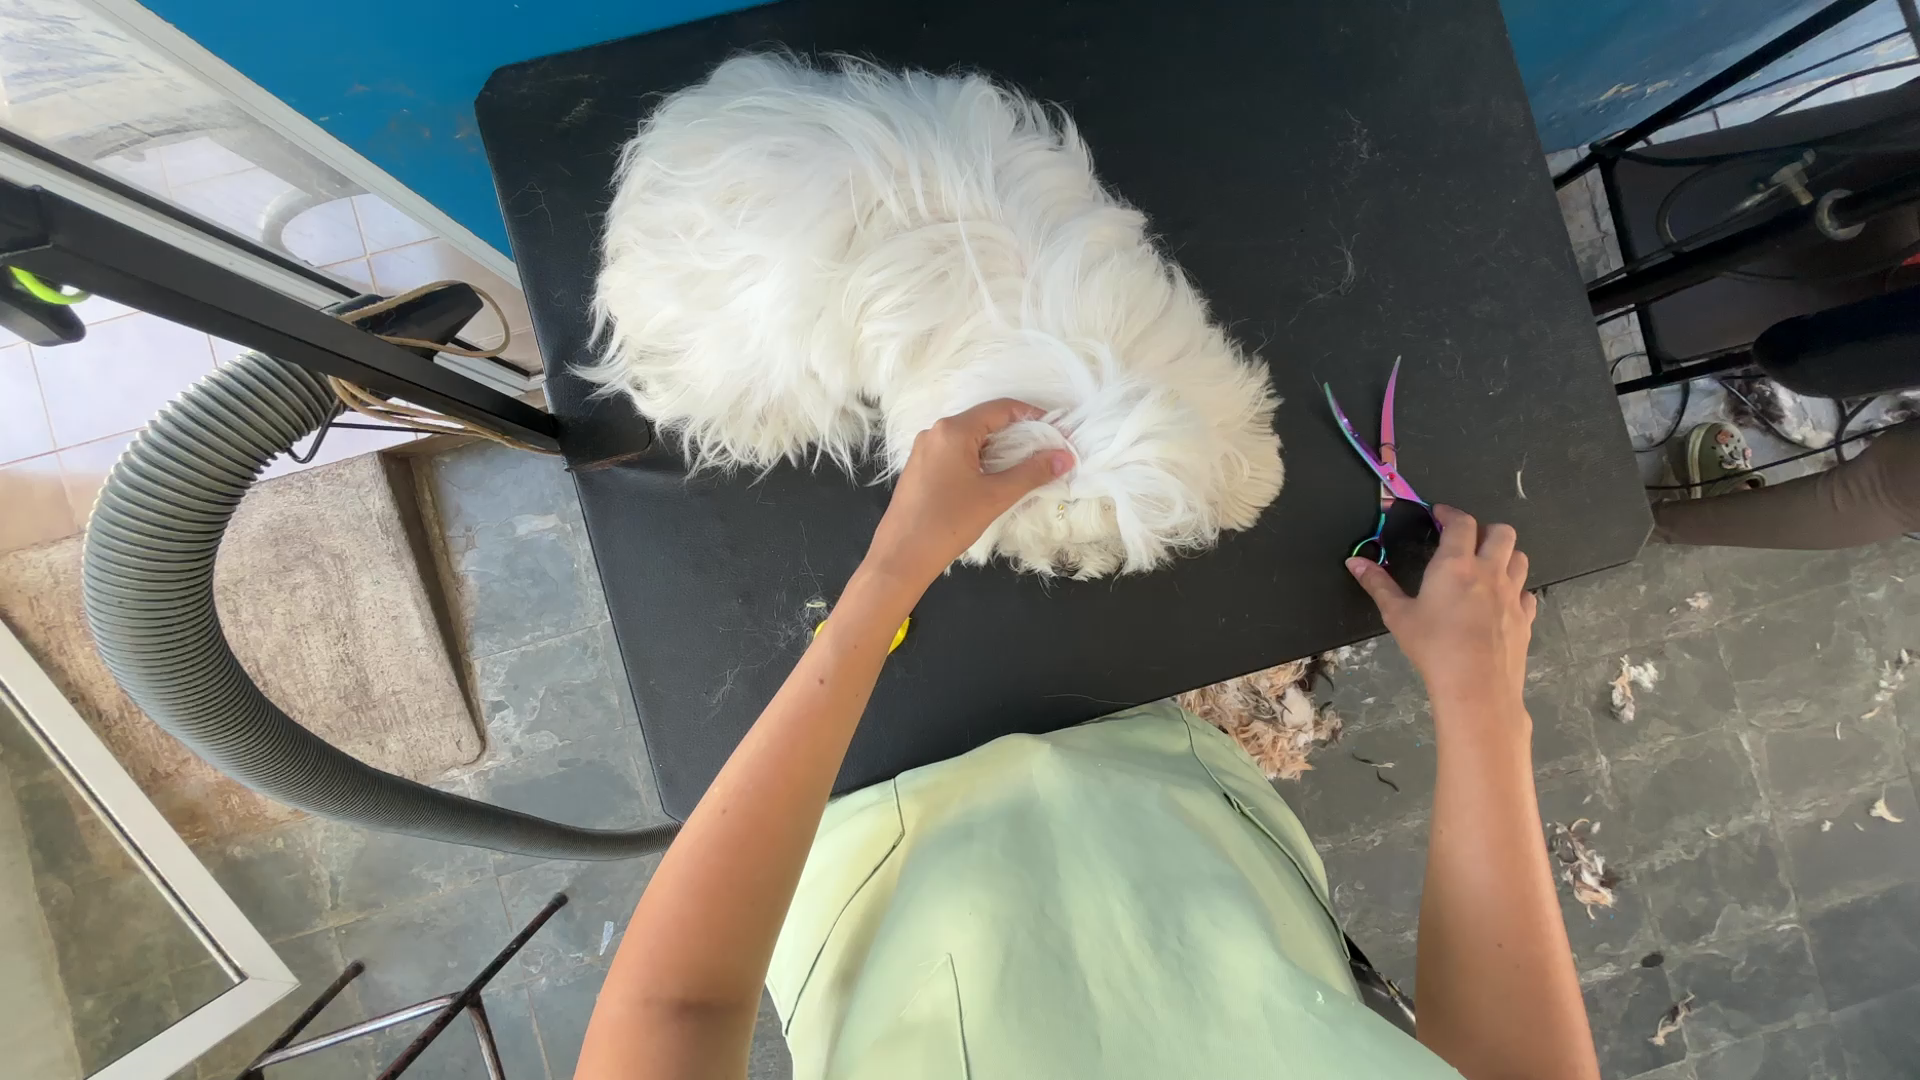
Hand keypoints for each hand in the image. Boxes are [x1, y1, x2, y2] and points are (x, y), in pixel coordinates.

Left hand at [864, 399, 1073, 585]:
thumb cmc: (949, 522)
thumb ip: (1032, 473)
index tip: (1056, 431)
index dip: (1032, 416)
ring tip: (1025, 465)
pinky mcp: (920, 468)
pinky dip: (979, 459)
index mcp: (953, 430)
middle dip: (1018, 433)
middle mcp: (935, 432)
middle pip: (985, 421)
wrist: (902, 555)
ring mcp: (925, 450)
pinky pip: (956, 453)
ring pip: (970, 439)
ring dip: (999, 448)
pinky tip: (994, 478)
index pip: (1000, 409)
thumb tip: (1064, 457)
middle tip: (1045, 450)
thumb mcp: (996, 496)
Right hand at [1346, 505, 1534, 718]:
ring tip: (1484, 564)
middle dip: (1484, 528)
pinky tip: (1498, 600)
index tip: (1439, 513)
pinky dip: (1514, 587)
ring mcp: (1513, 594)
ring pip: (1519, 557)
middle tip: (1464, 539)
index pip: (1461, 523)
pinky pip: (1526, 591)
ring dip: (1503, 553)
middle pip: (1501, 533)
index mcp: (1455, 565)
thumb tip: (1354, 561)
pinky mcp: (1525, 616)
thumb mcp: (1396, 614)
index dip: (1450, 512)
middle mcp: (1489, 572)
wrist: (1476, 685)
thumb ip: (1377, 584)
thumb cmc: (1431, 645)